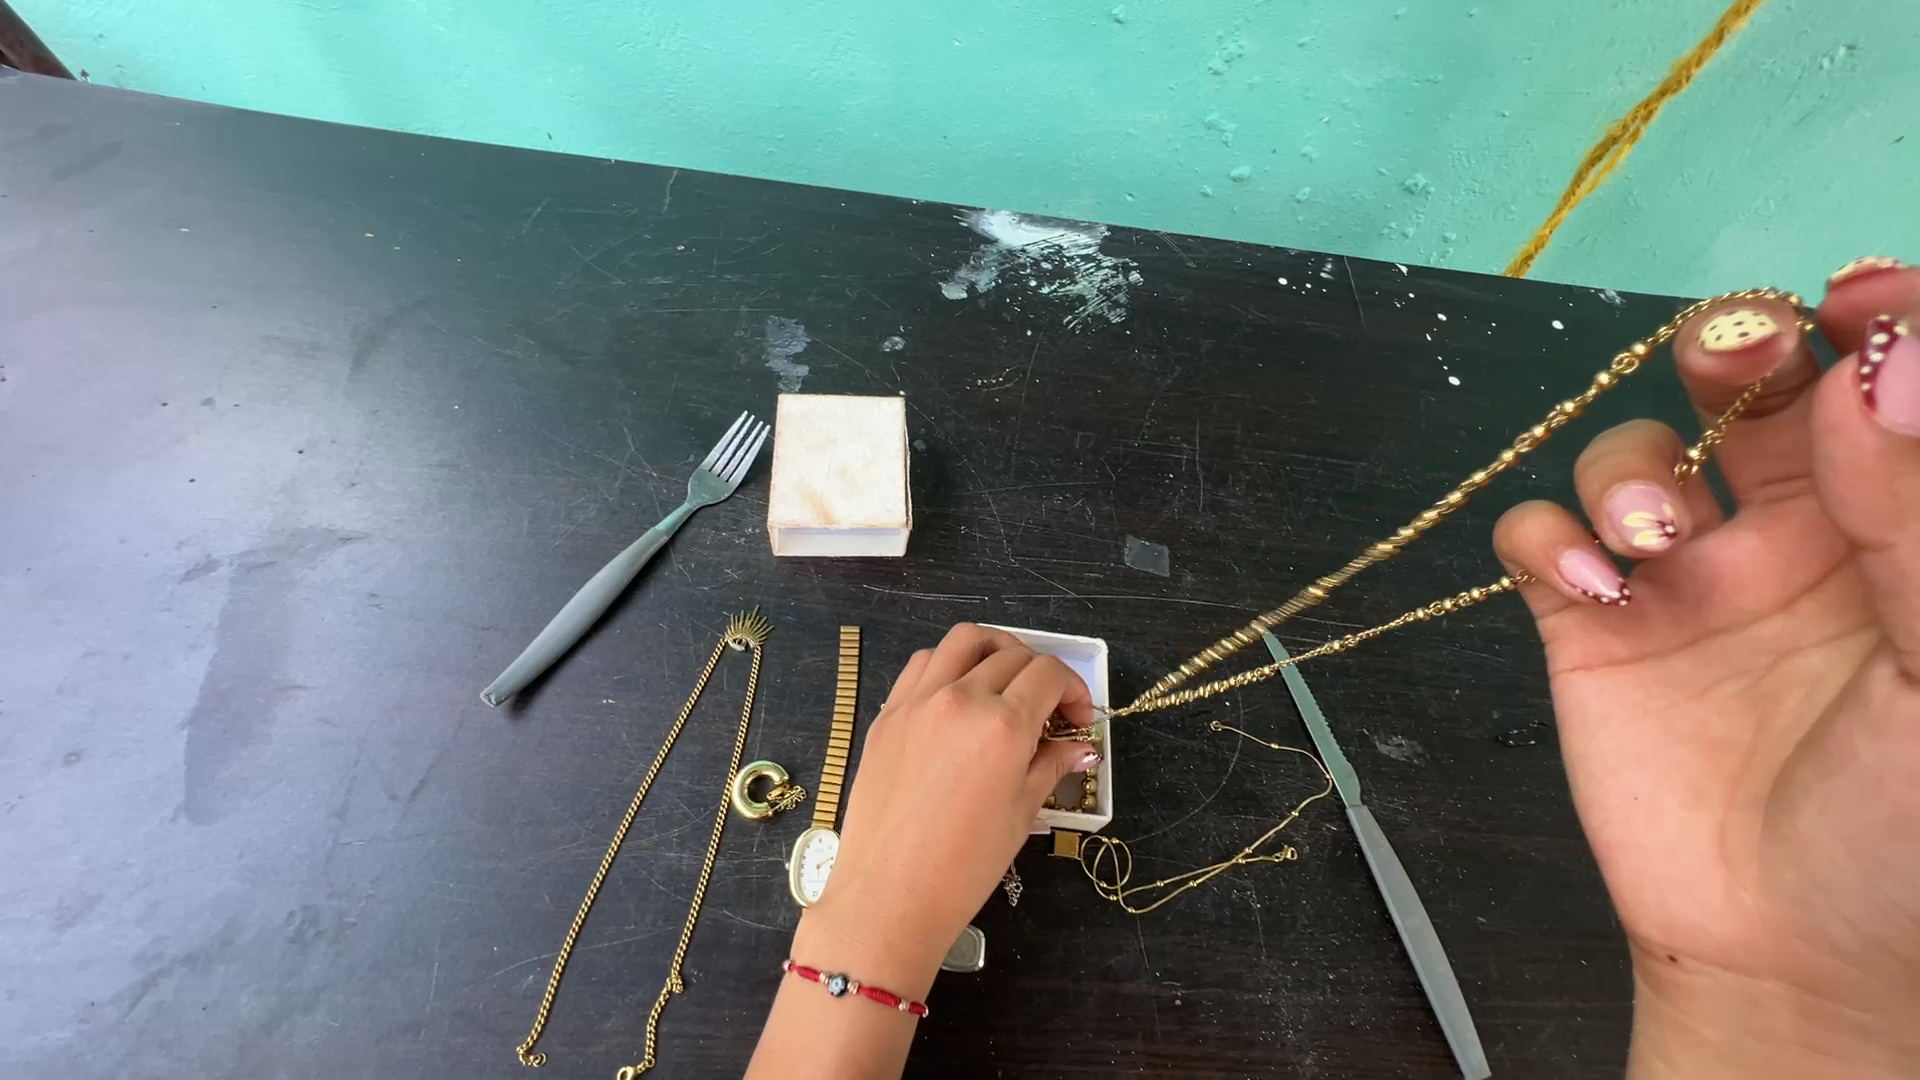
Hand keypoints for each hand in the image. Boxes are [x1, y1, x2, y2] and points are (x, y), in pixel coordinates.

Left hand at [748, 626, 1092, 1079]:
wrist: (887, 895)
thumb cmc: (964, 867)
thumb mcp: (1021, 815)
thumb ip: (1051, 765)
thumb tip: (1082, 747)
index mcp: (1003, 725)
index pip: (1050, 674)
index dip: (1074, 690)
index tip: (1077, 719)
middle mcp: (961, 698)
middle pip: (1014, 654)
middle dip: (1043, 675)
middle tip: (1048, 711)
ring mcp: (919, 699)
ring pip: (966, 639)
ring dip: (996, 649)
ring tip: (1005, 681)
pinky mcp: (890, 711)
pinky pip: (924, 662)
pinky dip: (950, 663)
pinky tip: (958, 694)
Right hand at [1493, 259, 1919, 1077]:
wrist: (1784, 938)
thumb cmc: (1915, 826)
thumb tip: (1882, 369)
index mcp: (1901, 527)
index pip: (1883, 393)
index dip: (1878, 328)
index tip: (1856, 303)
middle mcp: (1785, 531)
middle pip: (1739, 399)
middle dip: (1729, 356)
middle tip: (1729, 354)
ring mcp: (1671, 572)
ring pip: (1622, 459)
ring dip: (1621, 472)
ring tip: (1647, 538)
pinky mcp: (1579, 615)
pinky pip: (1533, 540)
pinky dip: (1545, 543)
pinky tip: (1587, 589)